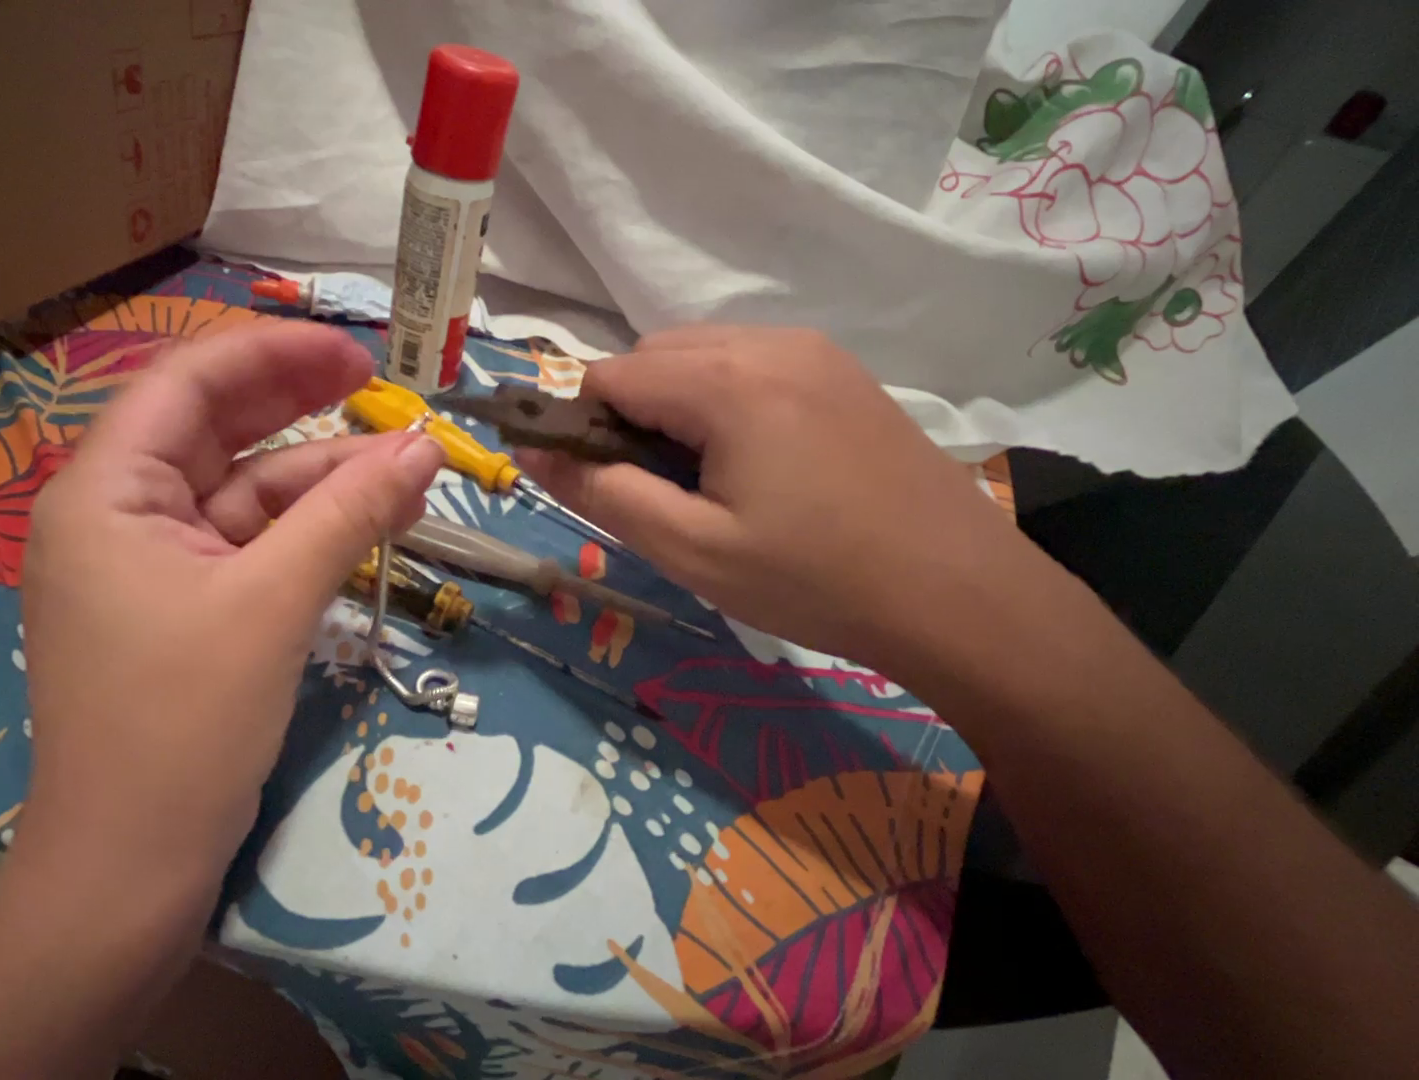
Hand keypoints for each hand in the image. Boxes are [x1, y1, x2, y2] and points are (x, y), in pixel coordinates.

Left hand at [17, 321, 444, 897]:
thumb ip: (350, 515)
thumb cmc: (183, 726)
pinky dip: (307, 532)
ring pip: (243, 492)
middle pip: (215, 429)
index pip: (188, 383)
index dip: (275, 355)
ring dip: (321, 478)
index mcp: (105, 492)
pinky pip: (250, 546)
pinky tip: (369, 522)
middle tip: (382, 390)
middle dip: (300, 405)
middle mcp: (117, 514)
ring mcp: (151, 565)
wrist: (129, 869)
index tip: (358, 356)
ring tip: (405, 469)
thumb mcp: (274, 605)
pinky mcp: (184, 608)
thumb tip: (426, 448)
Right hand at [521, 325, 1031, 670]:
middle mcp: (768, 342)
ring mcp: (814, 352)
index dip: (583, 428)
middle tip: (657, 493)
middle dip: (630, 415)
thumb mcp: (689, 549)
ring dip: (676, 407)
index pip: (608, 374)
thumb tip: (529, 452)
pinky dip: (724, 402)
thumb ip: (600, 493)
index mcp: (726, 379)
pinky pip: (750, 365)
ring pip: (702, 356)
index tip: (602, 488)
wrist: (959, 595)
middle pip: (654, 356)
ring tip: (705, 482)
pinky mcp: (843, 373)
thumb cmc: (812, 580)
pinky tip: (754, 465)